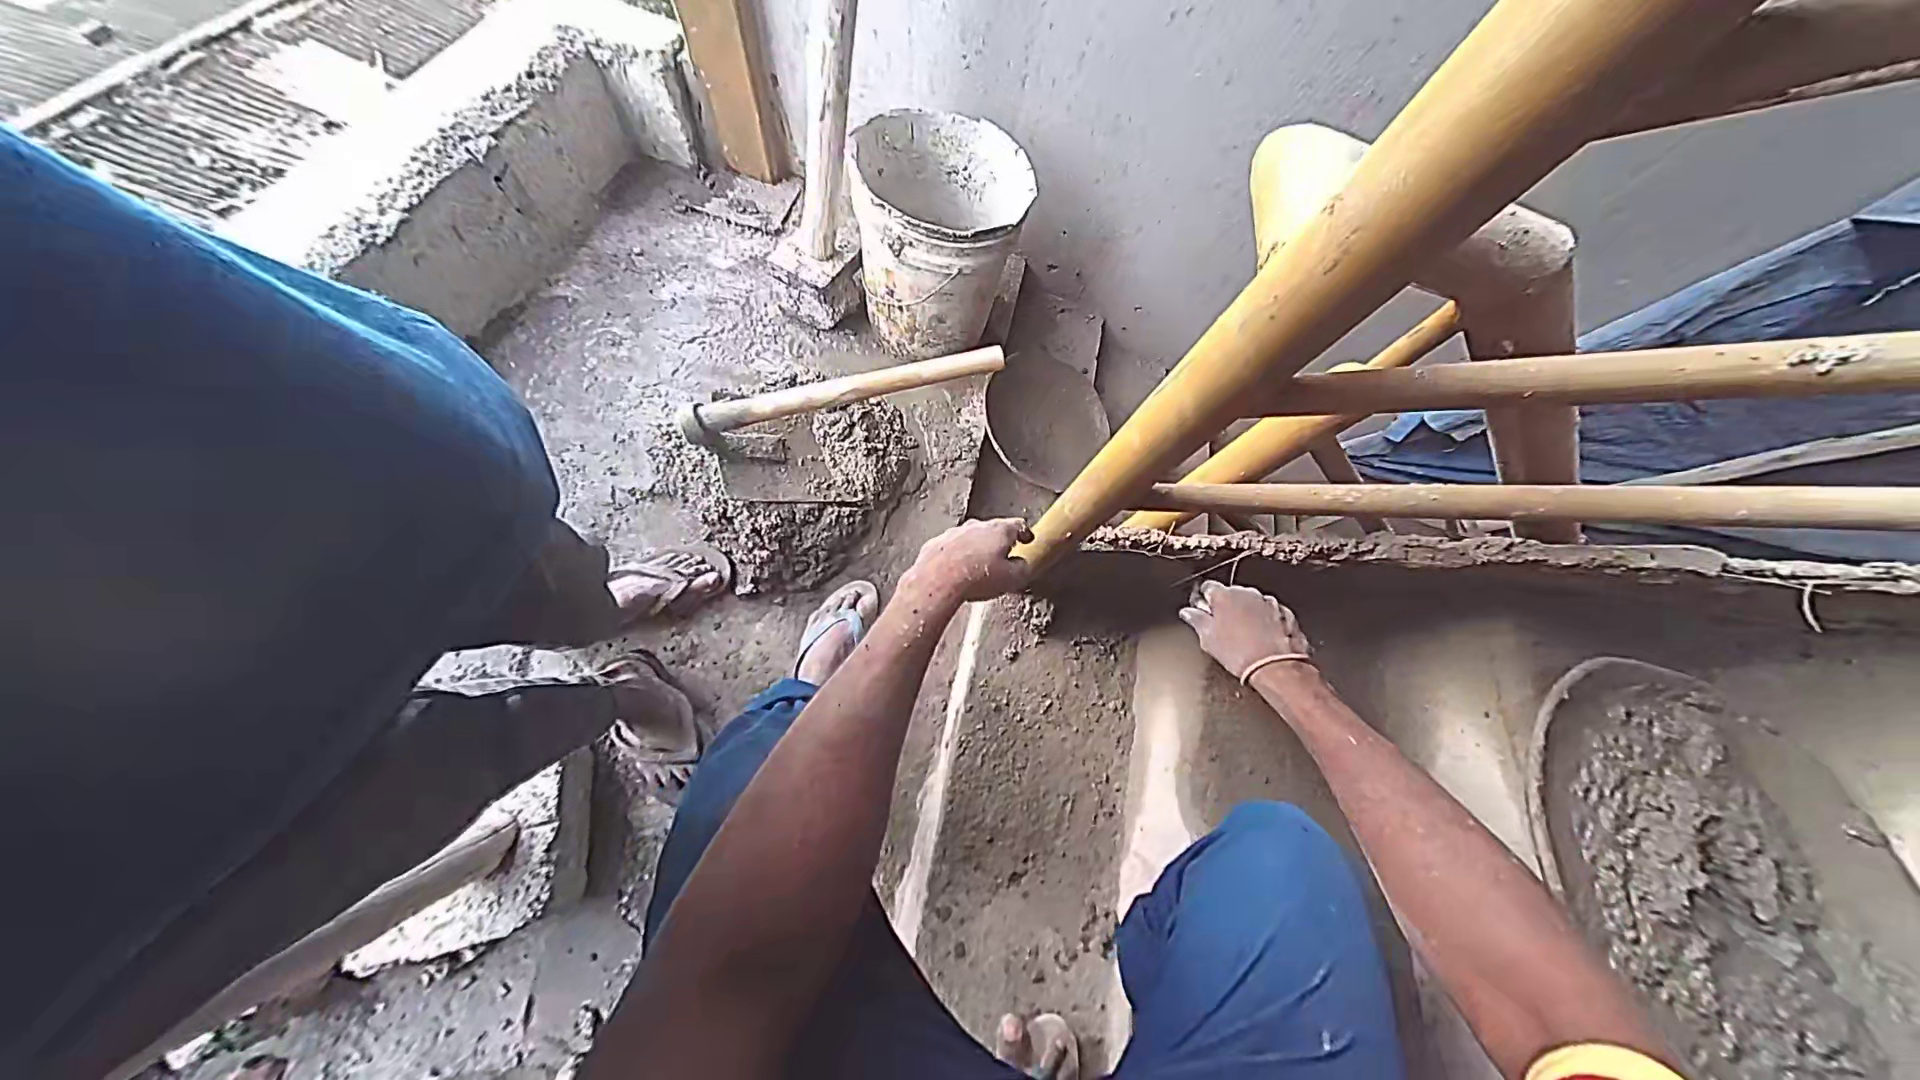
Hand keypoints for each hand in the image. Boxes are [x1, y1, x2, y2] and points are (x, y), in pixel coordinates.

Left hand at [906, 518, 1033, 603]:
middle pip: (992, 530)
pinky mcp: (935, 544)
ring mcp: (953, 533)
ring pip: (970, 538)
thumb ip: (1022, 569)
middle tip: (1002, 557)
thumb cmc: (976, 578)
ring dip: (975, 548)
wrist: (936, 582)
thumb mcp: (1012, 579)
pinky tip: (955, 572)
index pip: (1018, 525)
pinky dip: (955, 556)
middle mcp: (976, 526)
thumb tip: (1022, 565)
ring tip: (977, 568)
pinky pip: (950, 548)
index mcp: (999, 530)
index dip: (1025, 533)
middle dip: (998, 542)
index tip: (1027, 538)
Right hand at [1178, 580, 1315, 681]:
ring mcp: (1268, 602)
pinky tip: (1260, 638)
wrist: (1275, 667)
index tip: (1202, 610)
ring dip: (1246, 613)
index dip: (1203, 599)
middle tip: (1221, 628)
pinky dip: (1264, 621)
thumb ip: (1196, 620)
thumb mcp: (1208, 638)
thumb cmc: (1241, 653)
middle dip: (1225, 607)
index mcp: (1224, 595)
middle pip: (1231, 594)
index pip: (1208, 587)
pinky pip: (1269, 613)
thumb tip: (1189, 613)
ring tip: (1242, 636)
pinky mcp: (1285, 613)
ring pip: (1251, 603)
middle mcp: (1247, 593)